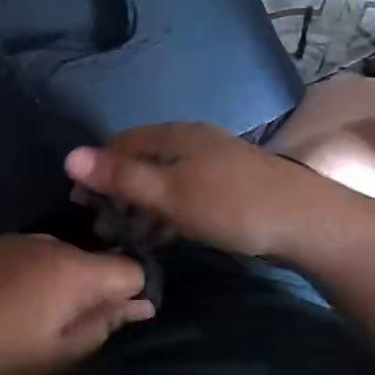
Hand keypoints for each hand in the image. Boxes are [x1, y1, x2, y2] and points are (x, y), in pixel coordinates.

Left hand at [0, 234, 154, 374]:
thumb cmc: (0, 357)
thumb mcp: (61, 353)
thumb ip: (107, 322)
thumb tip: (143, 302)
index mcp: (75, 269)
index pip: (133, 267)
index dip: (134, 293)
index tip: (117, 318)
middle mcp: (55, 242)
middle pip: (100, 259)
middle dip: (99, 287)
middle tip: (72, 325)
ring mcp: (25, 237)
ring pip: (70, 256)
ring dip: (68, 280)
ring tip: (39, 314)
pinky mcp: (0, 242)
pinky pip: (41, 253)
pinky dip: (42, 272)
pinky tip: (16, 299)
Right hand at [64, 122, 342, 259]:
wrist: (305, 222)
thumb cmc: (231, 205)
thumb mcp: (169, 193)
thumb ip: (121, 177)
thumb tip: (69, 156)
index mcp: (176, 136)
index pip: (121, 144)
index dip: (97, 170)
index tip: (80, 203)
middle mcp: (192, 143)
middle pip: (142, 162)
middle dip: (118, 192)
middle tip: (104, 226)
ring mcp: (212, 166)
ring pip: (164, 182)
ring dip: (141, 207)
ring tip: (127, 237)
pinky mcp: (227, 189)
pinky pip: (184, 196)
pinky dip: (166, 214)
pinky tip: (162, 238)